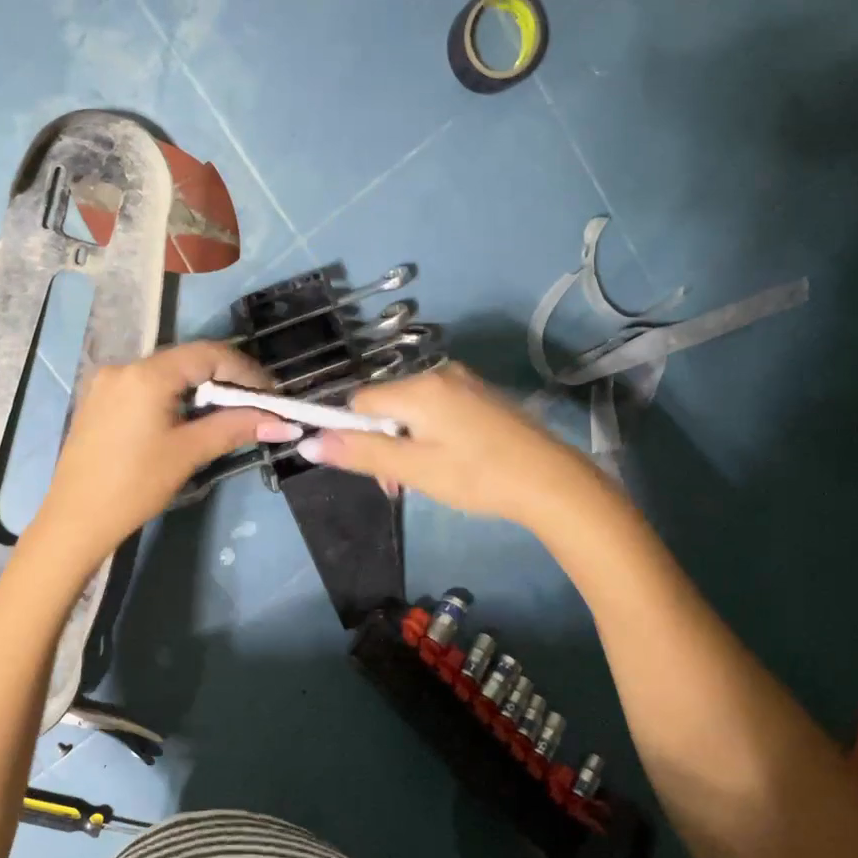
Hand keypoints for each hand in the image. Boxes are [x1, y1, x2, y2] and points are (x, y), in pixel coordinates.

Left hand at [30, 342, 298, 565]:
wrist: (75, 519)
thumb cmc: (134, 486)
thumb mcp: (188, 454)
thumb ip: (234, 428)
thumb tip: (281, 422)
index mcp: (146, 374)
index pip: (209, 354)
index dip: (246, 372)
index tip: (271, 396)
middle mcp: (124, 368)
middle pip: (186, 361)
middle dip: (224, 381)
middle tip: (253, 408)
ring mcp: (105, 384)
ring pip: (165, 375)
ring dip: (198, 391)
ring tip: (225, 417)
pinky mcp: (97, 403)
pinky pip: (144, 389)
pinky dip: (171, 399)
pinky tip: (185, 423)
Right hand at [296, 363, 610, 527]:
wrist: (550, 482)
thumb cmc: (476, 476)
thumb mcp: (412, 468)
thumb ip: (359, 452)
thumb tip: (306, 442)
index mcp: (418, 388)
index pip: (360, 402)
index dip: (355, 435)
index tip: (376, 470)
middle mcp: (439, 374)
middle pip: (385, 405)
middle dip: (383, 443)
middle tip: (402, 484)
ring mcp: (464, 383)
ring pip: (411, 410)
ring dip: (406, 443)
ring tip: (427, 477)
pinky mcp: (482, 397)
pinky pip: (437, 410)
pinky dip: (430, 436)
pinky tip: (450, 463)